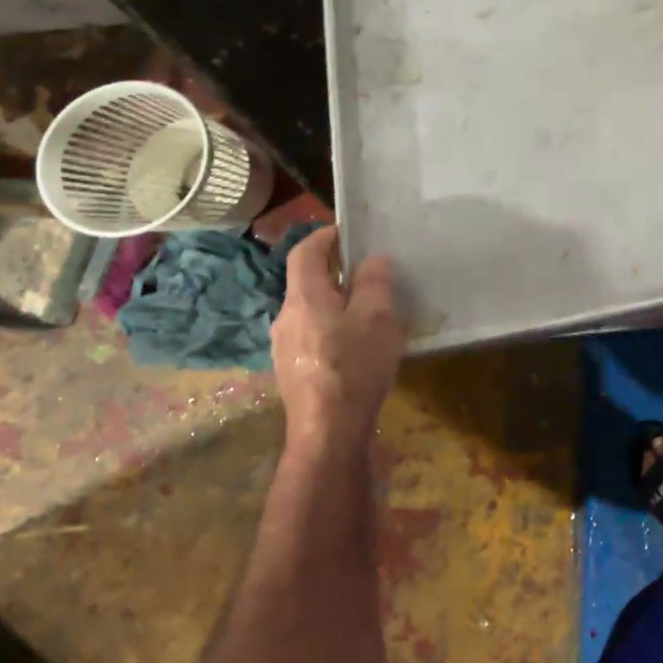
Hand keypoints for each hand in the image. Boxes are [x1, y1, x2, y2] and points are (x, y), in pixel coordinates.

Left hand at [271, 226, 404, 448]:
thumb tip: (372, 260)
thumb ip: (374, 282)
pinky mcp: (292, 369)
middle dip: (335, 272)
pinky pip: (312, 334)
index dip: (325, 237)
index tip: (349, 233)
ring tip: (370, 309)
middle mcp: (285, 317)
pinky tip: (357, 343)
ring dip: (336, 302)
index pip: (304, 253)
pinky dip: (332, 326)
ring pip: (310, 310)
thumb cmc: (356, 365)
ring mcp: (284, 346)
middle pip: (306, 282)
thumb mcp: (378, 317)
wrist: (330, 429)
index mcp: (303, 298)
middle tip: (370, 272)